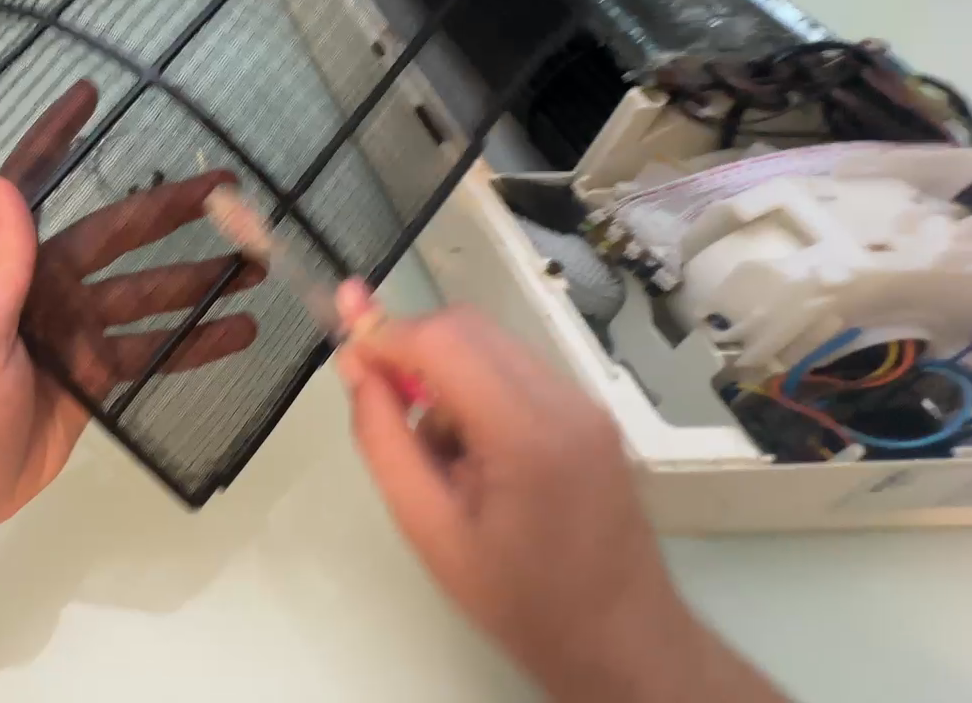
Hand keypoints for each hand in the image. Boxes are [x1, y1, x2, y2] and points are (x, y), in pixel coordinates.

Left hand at [0, 82, 261, 537]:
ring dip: (199, 280)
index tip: (89, 95)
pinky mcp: (96, 372)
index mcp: (22, 265)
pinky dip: (194, 342)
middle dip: (173, 213)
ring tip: (255, 265)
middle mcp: (53, 286)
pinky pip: (153, 349)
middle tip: (230, 192)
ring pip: (150, 294)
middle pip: (123, 238)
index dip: (59, 138)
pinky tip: (238, 330)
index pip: (40, 186)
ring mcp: (79, 329)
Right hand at [332, 281, 710, 699]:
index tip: (345, 358)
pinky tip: (468, 444)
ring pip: (484, 341)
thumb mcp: (424, 524)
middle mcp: (564, 401)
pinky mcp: (588, 411)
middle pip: (463, 327)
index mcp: (527, 433)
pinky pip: (509, 365)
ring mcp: (584, 403)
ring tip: (431, 442)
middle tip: (376, 394)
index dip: (382, 334)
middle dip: (408, 345)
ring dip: (438, 367)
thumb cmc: (518, 596)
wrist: (626, 645)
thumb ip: (380, 436)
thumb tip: (354, 364)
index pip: (440, 340)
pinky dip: (469, 382)